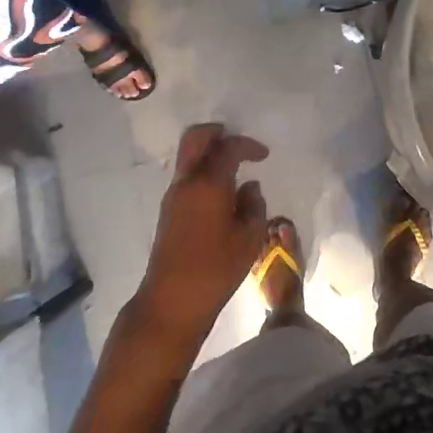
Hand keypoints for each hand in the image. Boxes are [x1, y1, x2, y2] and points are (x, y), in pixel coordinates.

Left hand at [132, 124, 270, 339]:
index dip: (248, 145)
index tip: (263, 156)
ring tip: (234, 169)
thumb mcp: (249, 238)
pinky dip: (203, 171)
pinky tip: (221, 193)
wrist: (172, 300)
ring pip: (188, 156)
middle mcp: (187, 182)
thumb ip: (254, 205)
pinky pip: (186, 176)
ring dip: (209, 153)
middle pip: (196, 138)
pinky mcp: (168, 210)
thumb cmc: (217, 268)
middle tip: (239, 144)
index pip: (228, 148)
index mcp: (209, 184)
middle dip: (218, 133)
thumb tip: (249, 187)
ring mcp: (173, 195)